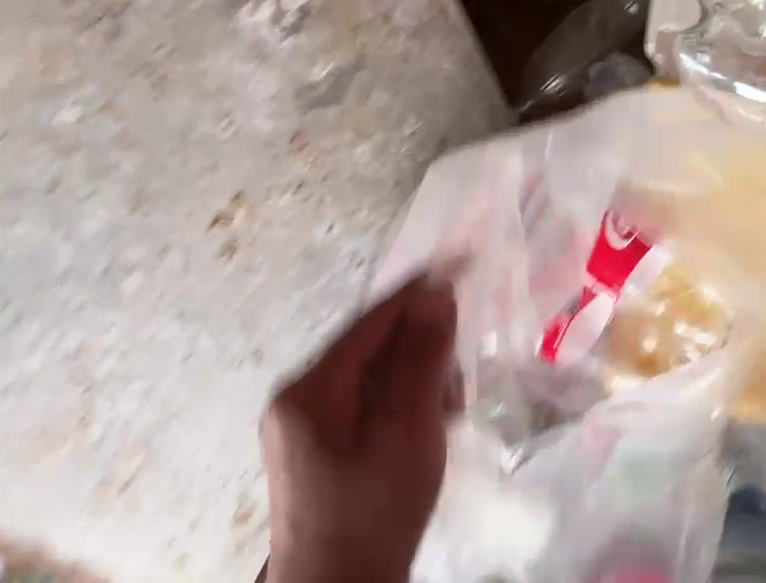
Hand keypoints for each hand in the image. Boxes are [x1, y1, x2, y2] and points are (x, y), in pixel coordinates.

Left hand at [261, 275, 457, 582]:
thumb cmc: (377, 508)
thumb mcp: (410, 428)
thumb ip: (423, 357)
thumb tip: (437, 292)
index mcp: (310, 388)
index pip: (374, 316)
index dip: (422, 286)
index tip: (467, 257)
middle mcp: (298, 395)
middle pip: (375, 341)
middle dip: (425, 347)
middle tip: (460, 377)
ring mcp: (306, 420)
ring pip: (377, 369)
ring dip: (421, 377)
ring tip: (447, 412)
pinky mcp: (321, 441)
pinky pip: (371, 396)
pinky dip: (406, 398)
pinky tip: (428, 424)